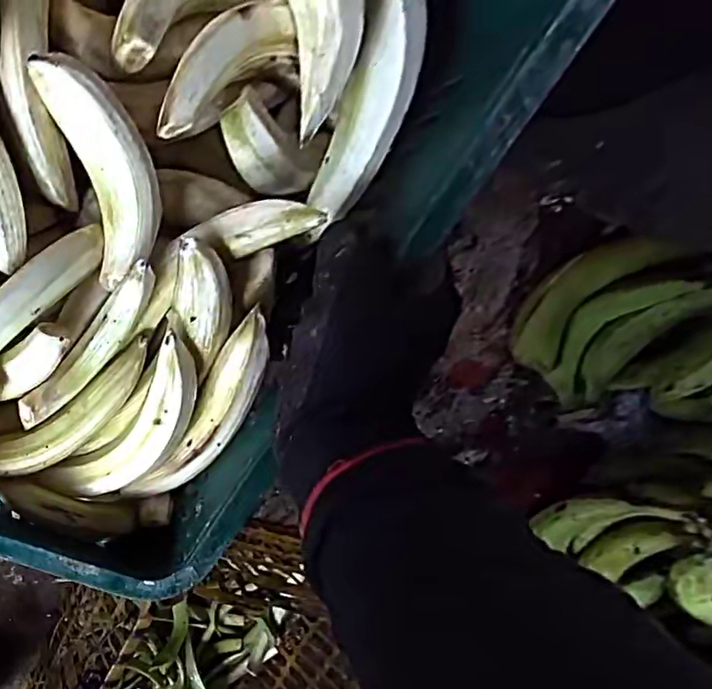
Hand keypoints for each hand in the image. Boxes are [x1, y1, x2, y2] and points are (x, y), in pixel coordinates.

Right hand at [273, 224, 458, 502]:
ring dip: (312, 299)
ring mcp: (376, 345)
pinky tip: (281, 330)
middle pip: (369, 270)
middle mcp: (411, 317)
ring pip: (342, 301)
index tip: (329, 232)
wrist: (326, 439)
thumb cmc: (345, 365)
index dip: (367, 229)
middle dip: (331, 268)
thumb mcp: (349, 294)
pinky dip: (304, 328)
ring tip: (284, 302)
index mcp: (430, 294)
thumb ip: (351, 251)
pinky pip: (324, 332)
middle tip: (299, 270)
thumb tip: (344, 226)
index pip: (404, 239)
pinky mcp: (344, 369)